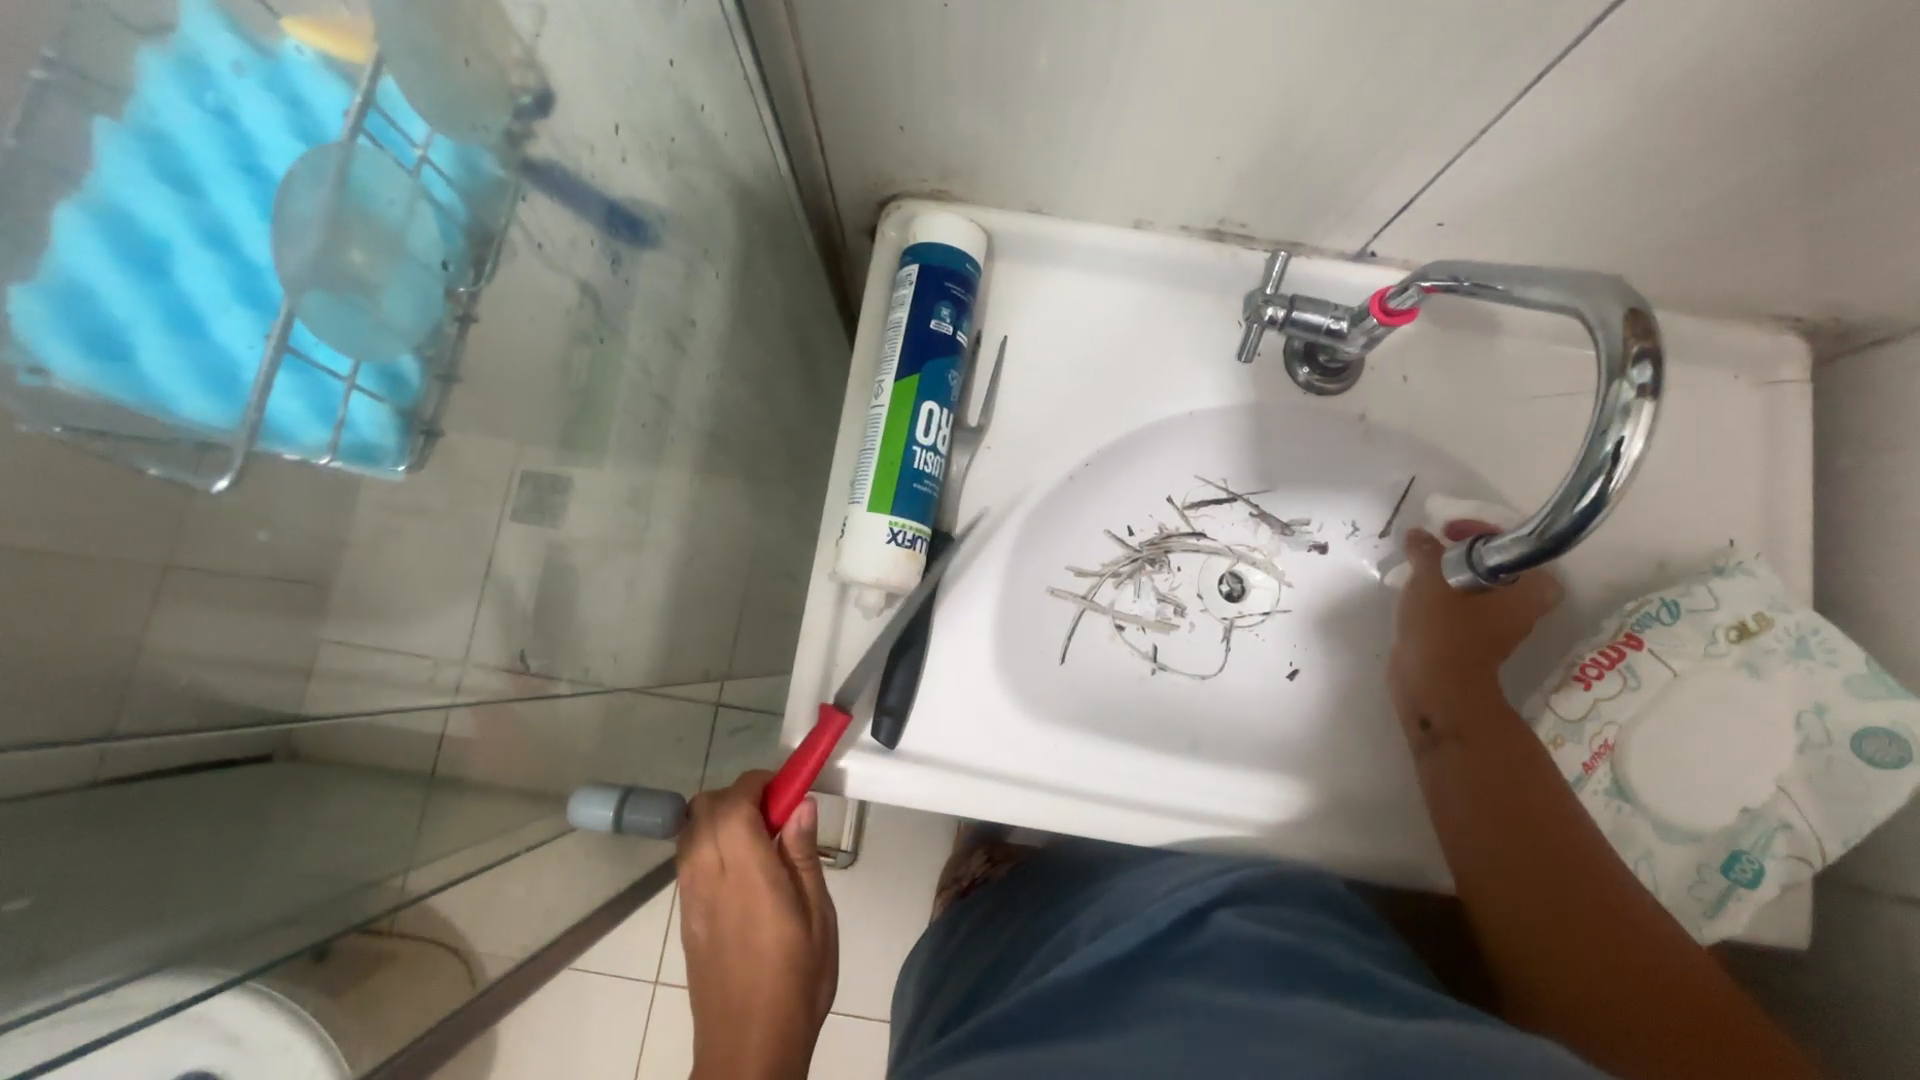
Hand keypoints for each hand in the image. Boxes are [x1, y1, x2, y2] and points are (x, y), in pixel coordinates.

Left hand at [677, 771, 837, 1079]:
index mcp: (745, 869)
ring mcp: (690, 894)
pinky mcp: (685, 914)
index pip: (736, 799)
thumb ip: (803, 854)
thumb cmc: (796, 979)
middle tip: (779, 816)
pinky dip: (711, 843)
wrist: (748, 1046)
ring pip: (691, 828)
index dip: (761, 783)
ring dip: (722, 817)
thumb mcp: (818, 915)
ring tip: (762, 843)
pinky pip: (689, 857)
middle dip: (740, 796)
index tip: (789, 789)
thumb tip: (800, 803)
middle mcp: (707, 873)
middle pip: (706, 806)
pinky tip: (743, 871)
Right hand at [1387, 522, 1560, 728]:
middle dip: (1465, 557)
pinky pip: (1461, 610)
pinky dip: (1443, 600)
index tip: (1450, 532)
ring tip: (1420, 569)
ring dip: (1451, 578)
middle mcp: (1523, 611)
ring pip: (1477, 591)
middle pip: (1496, 570)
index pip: (1516, 548)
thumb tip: (1418, 534)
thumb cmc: (1445, 627)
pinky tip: (1417, 595)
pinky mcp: (1471, 644)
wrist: (1433, 685)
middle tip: (1436, 548)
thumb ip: (1426, 551)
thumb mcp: (1431, 577)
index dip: (1484, 534)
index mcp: (1531, 591)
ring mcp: (1497, 631)